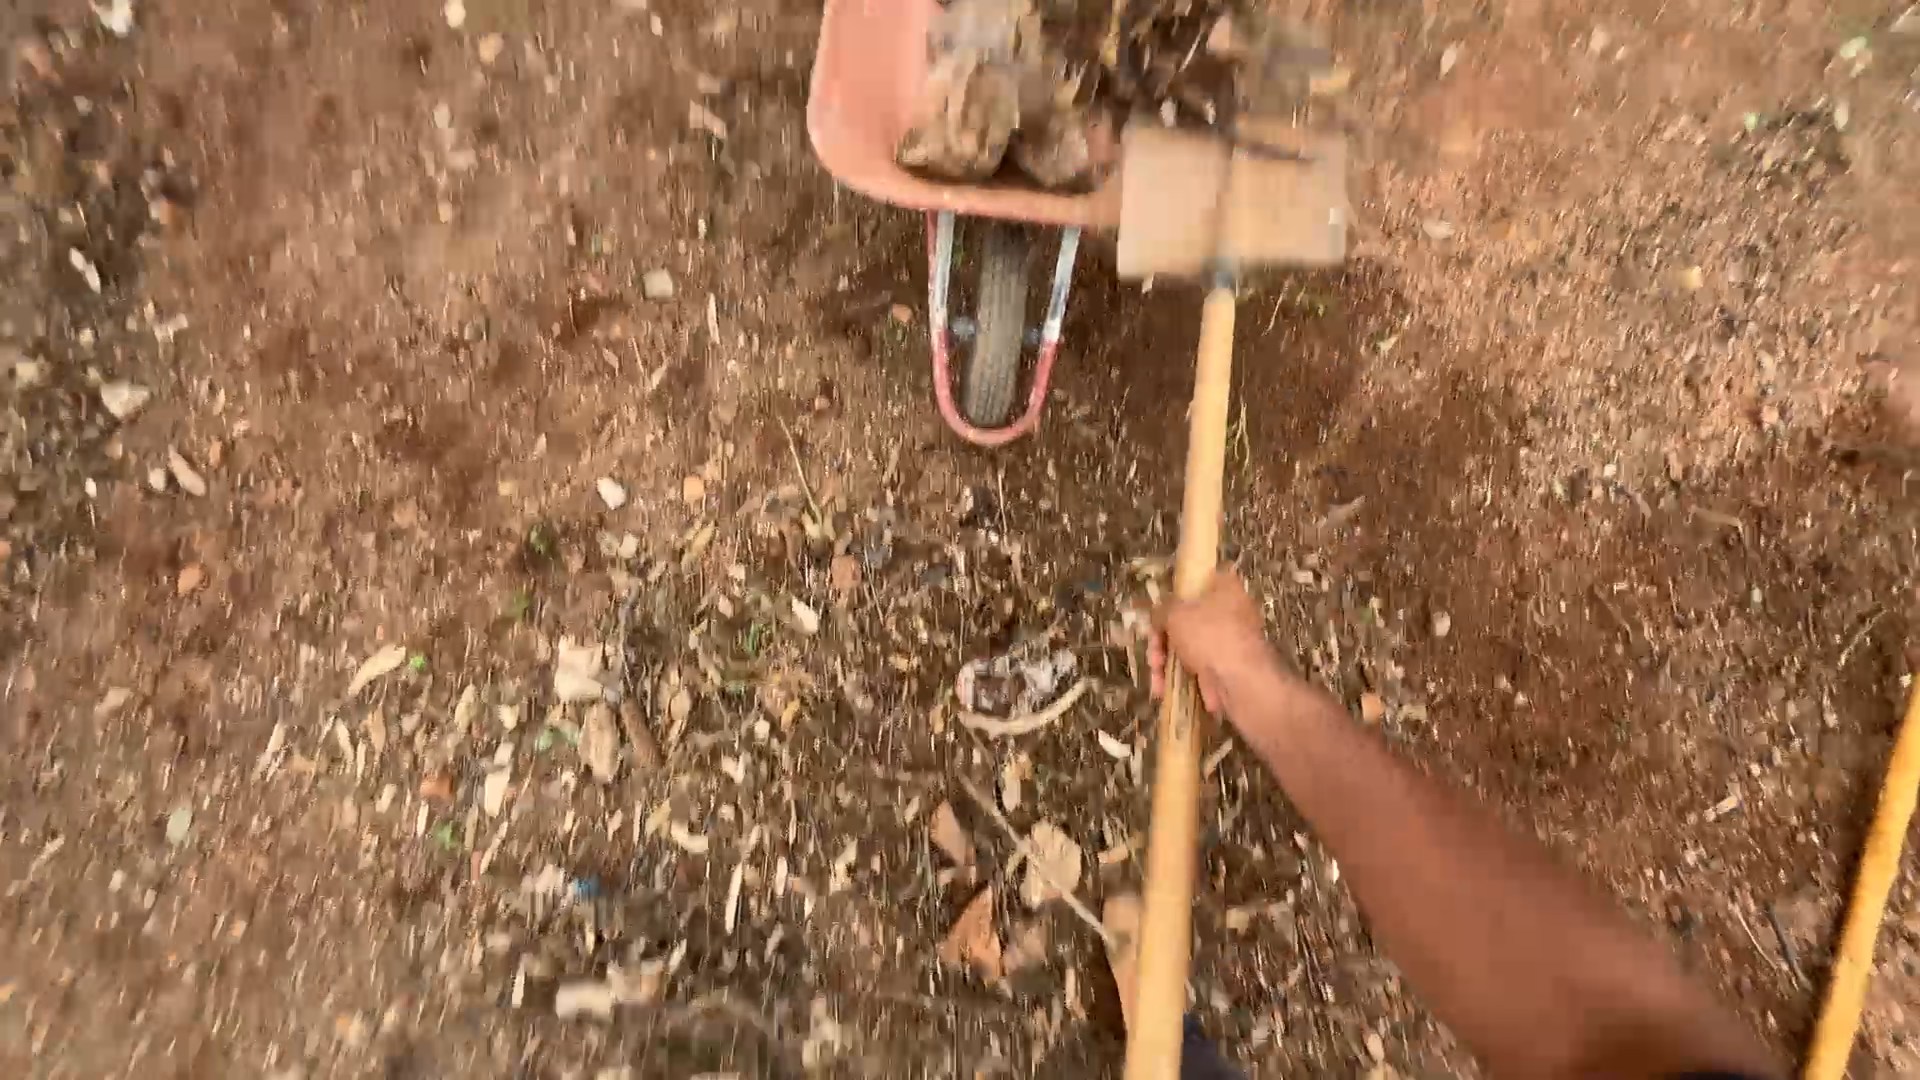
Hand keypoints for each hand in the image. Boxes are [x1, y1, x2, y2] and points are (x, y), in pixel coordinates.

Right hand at [1149, 570, 1273, 715]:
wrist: (1242, 681)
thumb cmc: (1208, 635)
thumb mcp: (1174, 615)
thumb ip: (1161, 610)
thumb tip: (1159, 614)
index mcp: (1226, 587)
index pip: (1202, 578)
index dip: (1179, 592)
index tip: (1163, 609)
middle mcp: (1234, 611)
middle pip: (1189, 619)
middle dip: (1163, 641)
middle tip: (1154, 656)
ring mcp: (1234, 640)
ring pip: (1192, 646)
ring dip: (1168, 663)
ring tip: (1158, 679)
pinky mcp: (1232, 666)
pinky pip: (1201, 666)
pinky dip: (1183, 677)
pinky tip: (1165, 690)